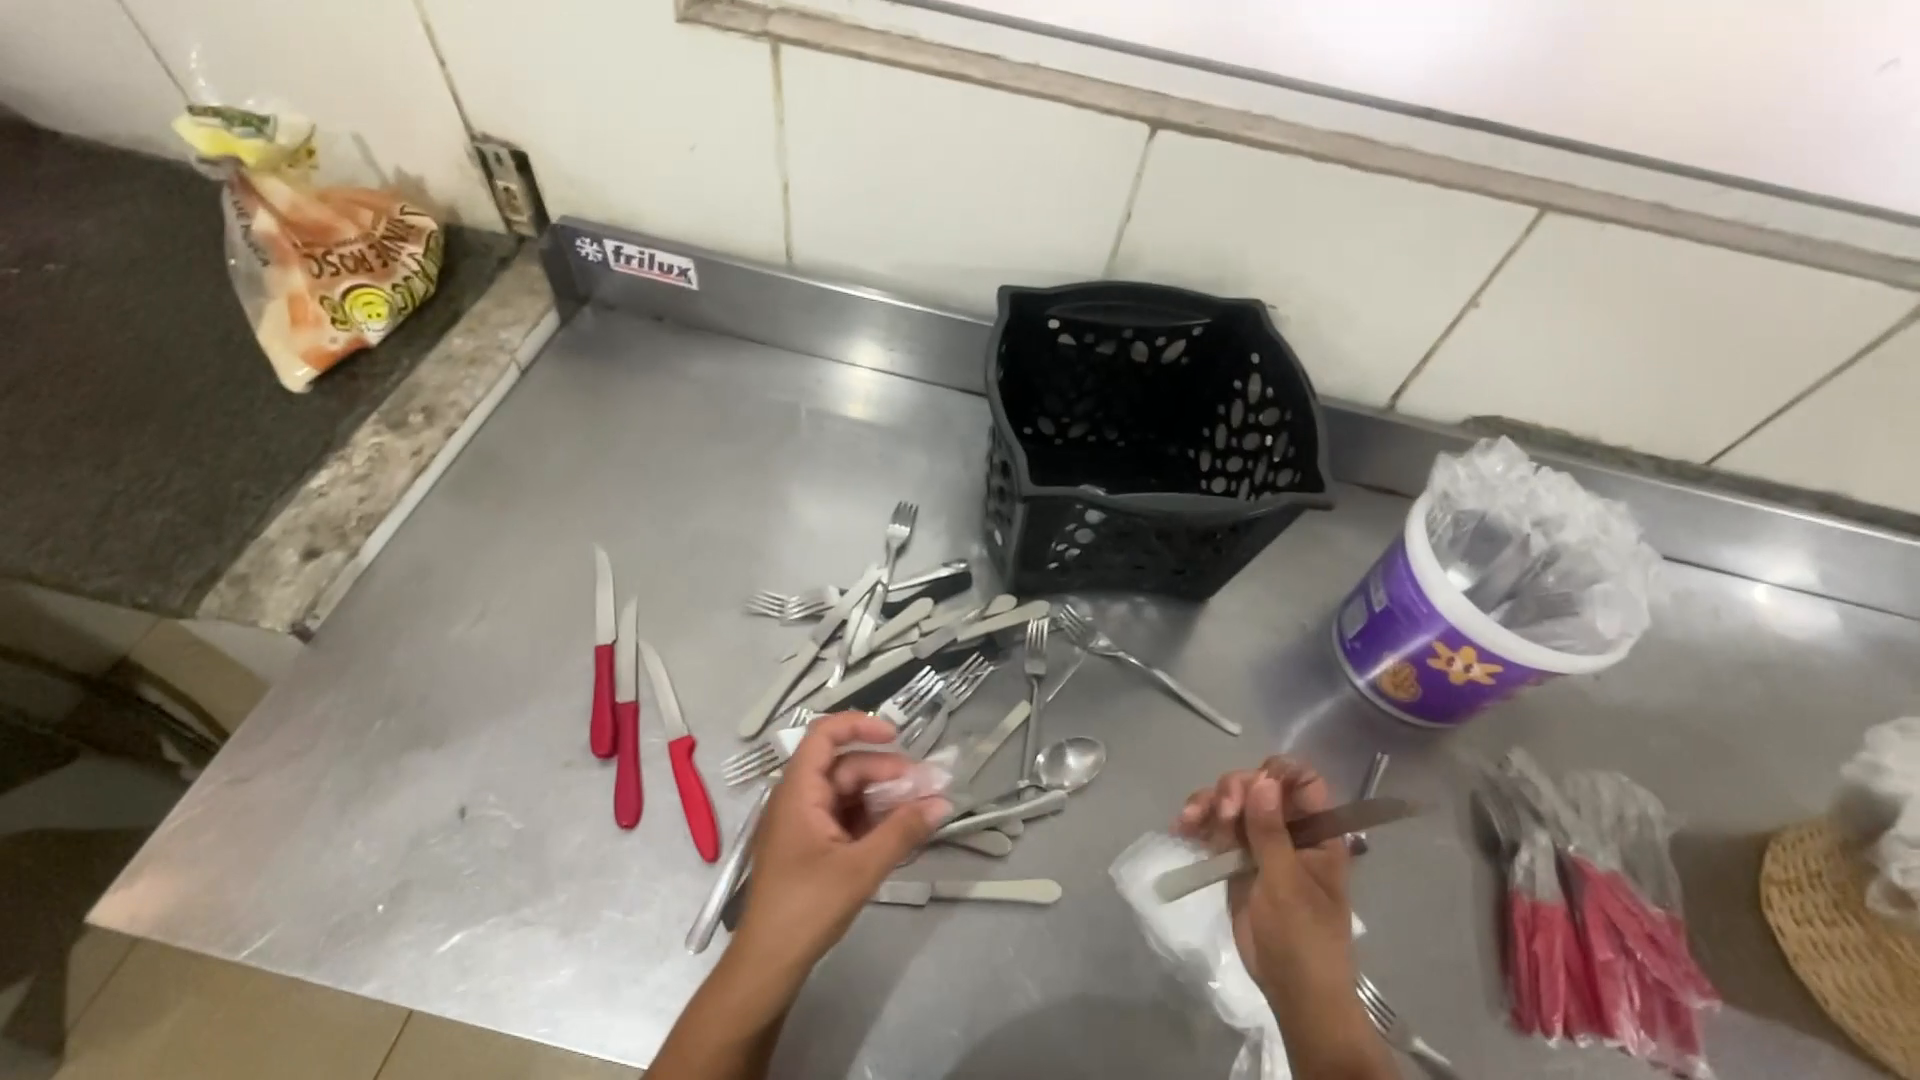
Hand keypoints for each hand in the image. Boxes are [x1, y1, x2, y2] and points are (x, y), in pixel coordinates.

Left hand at [732, 711, 949, 976]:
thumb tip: (942, 803)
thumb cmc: (806, 907)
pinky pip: (845, 818)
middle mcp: (798, 799)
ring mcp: (803, 824)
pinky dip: (872, 819)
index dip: (859, 725)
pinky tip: (900, 831)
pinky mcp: (810, 847)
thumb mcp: (861, 868)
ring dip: (884, 797)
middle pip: (845, 767)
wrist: (768, 962)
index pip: (824, 735)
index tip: (897, 735)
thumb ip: (902, 831)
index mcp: (798, 791)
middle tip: (927, 788)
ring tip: (921, 810)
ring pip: (848, 794)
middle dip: (887, 771)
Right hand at [1174, 757, 1357, 1015]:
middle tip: (1220, 815)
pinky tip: (1181, 829)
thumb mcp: (1287, 882)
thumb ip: (1271, 831)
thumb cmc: (1304, 938)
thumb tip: (1262, 780)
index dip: (1277, 773)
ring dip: (1208, 805)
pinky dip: (1198, 824)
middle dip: (1232, 791)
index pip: (1302, 782)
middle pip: (1257, 786)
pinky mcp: (1236, 861)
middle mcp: (1289, 830)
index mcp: (1317, 832)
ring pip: (1231, 805)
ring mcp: (1260, 845)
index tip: (1252, 785)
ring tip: (1190, 823)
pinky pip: (1215, 830)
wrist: (1293, 989)